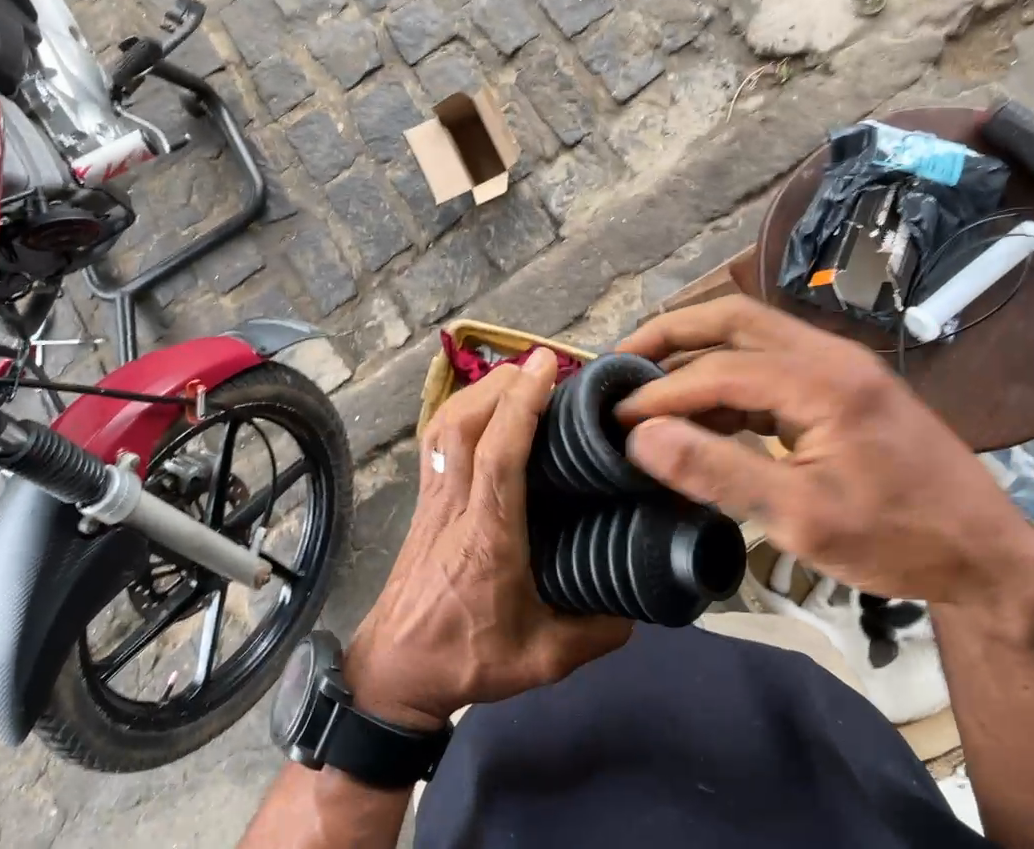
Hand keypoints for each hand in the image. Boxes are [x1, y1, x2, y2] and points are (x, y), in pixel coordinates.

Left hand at [343, 356, 631, 730]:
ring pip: (444, 427)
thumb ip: (597, 631)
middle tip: (544, 367)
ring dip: (478, 392)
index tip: (547, 366)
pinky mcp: (424, 501)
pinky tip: (482, 409)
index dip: (521, 405)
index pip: (500, 455)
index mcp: (488, 537)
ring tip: (517, 380)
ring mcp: (433, 500)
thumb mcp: (544, 659)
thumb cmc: (466, 660)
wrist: (394, 668)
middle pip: (464, 424)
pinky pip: (436, 441)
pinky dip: (459, 411)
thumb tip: (639, 602)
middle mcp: (455, 505)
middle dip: (502, 383)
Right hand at [613, 296, 1033, 606]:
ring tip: (648, 387)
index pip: (718, 370)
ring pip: (752, 338)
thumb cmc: (898, 540)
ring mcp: (840, 369)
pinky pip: (771, 368)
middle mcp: (830, 356)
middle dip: (670, 334)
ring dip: (697, 355)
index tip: (613, 418)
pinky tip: (702, 413)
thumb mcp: (800, 518)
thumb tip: (639, 438)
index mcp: (823, 381)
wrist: (989, 557)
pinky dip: (727, 381)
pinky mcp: (844, 389)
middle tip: (620, 360)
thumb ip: (716, 471)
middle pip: (733, 319)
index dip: (659, 393)